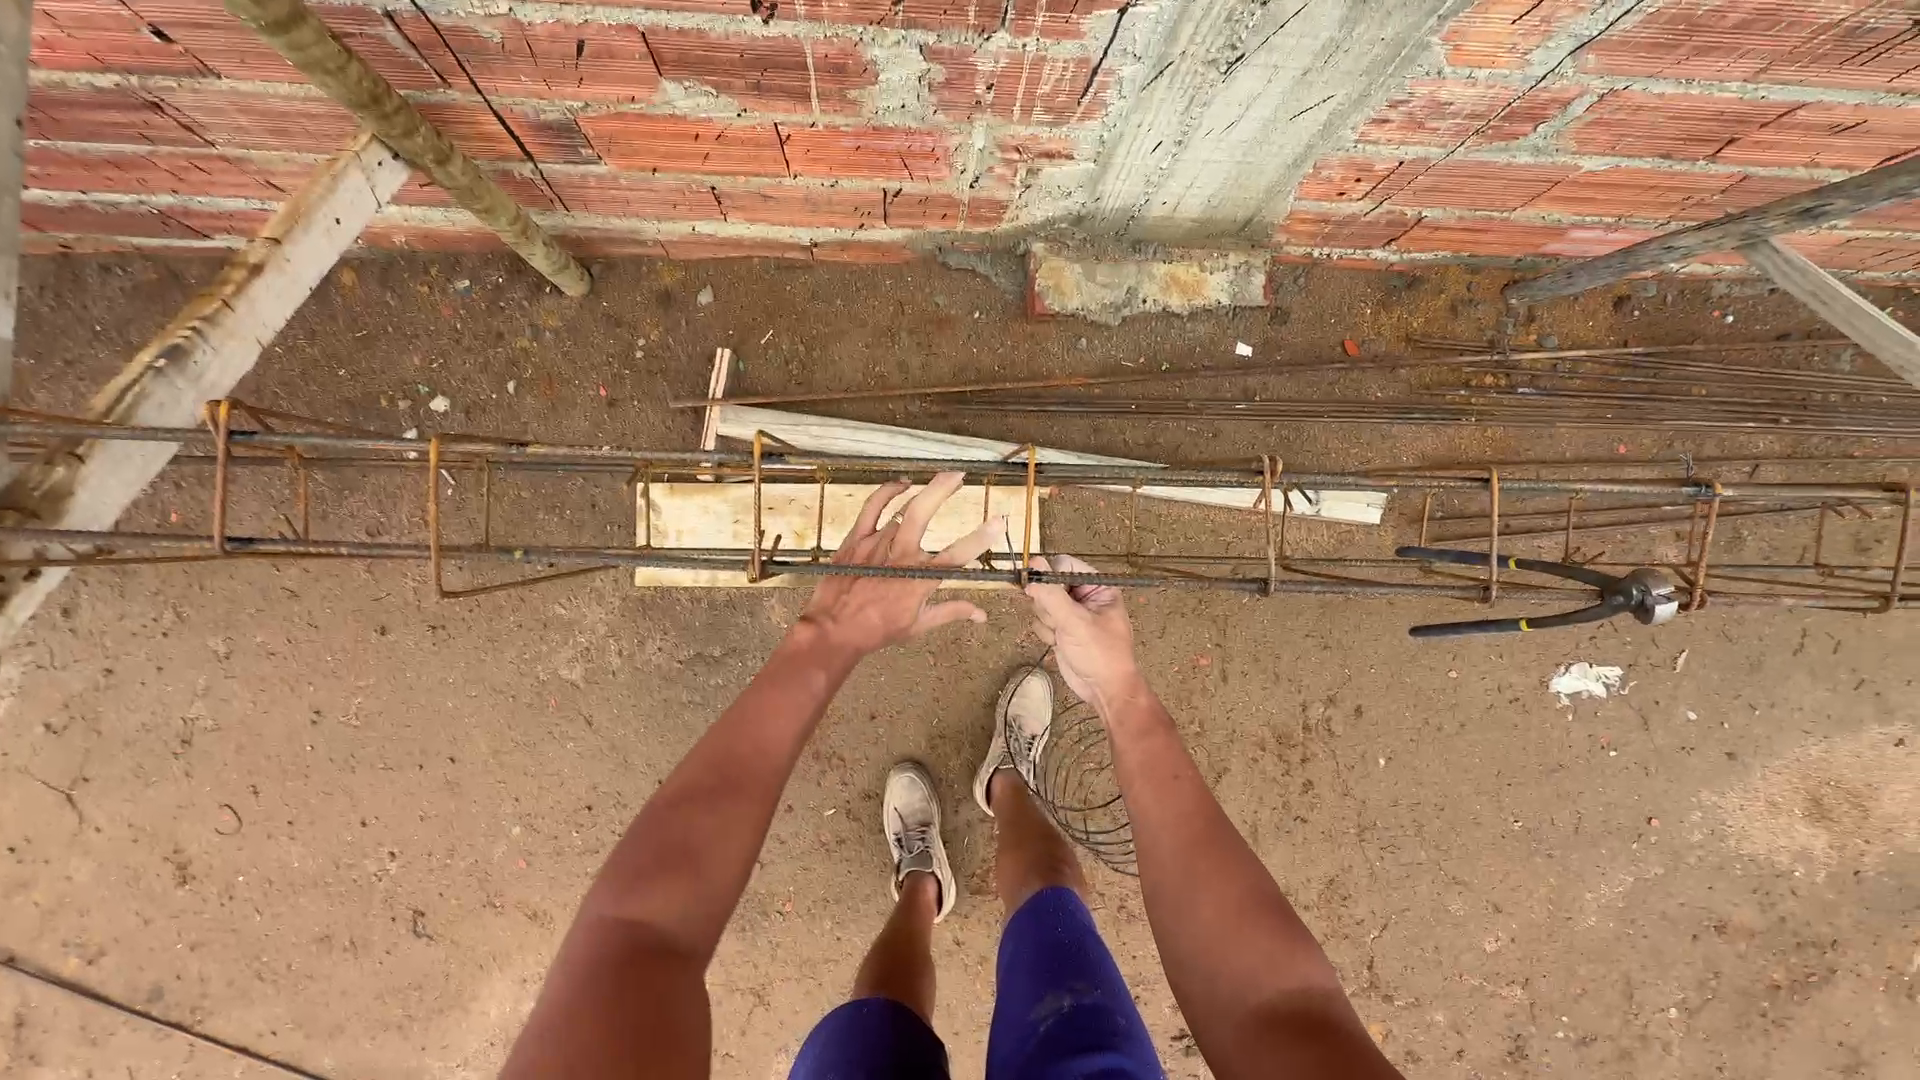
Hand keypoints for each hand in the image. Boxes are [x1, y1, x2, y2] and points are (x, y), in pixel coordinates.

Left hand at [795, 472, 1002, 659]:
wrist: (834, 630)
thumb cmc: (877, 630)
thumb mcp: (918, 625)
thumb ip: (951, 612)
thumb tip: (981, 615)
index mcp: (920, 579)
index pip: (957, 555)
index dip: (981, 537)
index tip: (998, 521)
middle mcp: (900, 556)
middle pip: (922, 513)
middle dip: (942, 489)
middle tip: (960, 475)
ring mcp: (876, 544)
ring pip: (902, 509)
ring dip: (923, 492)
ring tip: (942, 480)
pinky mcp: (856, 539)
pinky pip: (872, 507)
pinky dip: (887, 491)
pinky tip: (902, 483)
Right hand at [1023, 553, 1144, 713]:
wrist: (1103, 689)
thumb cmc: (1100, 653)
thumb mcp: (1075, 621)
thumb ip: (1051, 593)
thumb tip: (1032, 566)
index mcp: (1097, 586)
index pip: (1065, 565)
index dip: (1049, 574)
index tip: (1036, 586)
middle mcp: (1084, 596)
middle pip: (1049, 583)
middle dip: (1048, 603)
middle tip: (1059, 619)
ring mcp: (1071, 612)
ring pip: (1041, 602)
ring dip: (1047, 620)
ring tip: (1062, 634)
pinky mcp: (1060, 628)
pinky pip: (1040, 619)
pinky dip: (1046, 632)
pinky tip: (1059, 642)